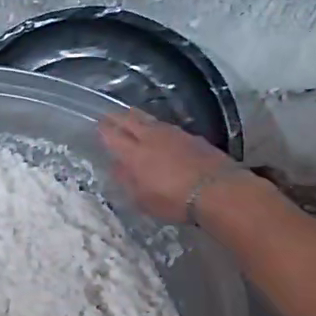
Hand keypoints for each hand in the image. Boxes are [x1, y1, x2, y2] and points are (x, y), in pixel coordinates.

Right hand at [97, 108, 242, 221]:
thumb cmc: (174, 200)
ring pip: (150, 120)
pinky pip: (169, 127)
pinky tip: (161, 132)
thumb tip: (118, 167)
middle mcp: (151, 137)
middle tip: (110, 115)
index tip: (98, 126)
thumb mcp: (143, 199)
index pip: (112, 135)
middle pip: (130, 119)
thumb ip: (127, 180)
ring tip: (133, 117)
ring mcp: (173, 134)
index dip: (103, 130)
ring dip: (139, 118)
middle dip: (118, 116)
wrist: (217, 190)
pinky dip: (159, 127)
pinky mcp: (192, 137)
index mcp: (133, 153)